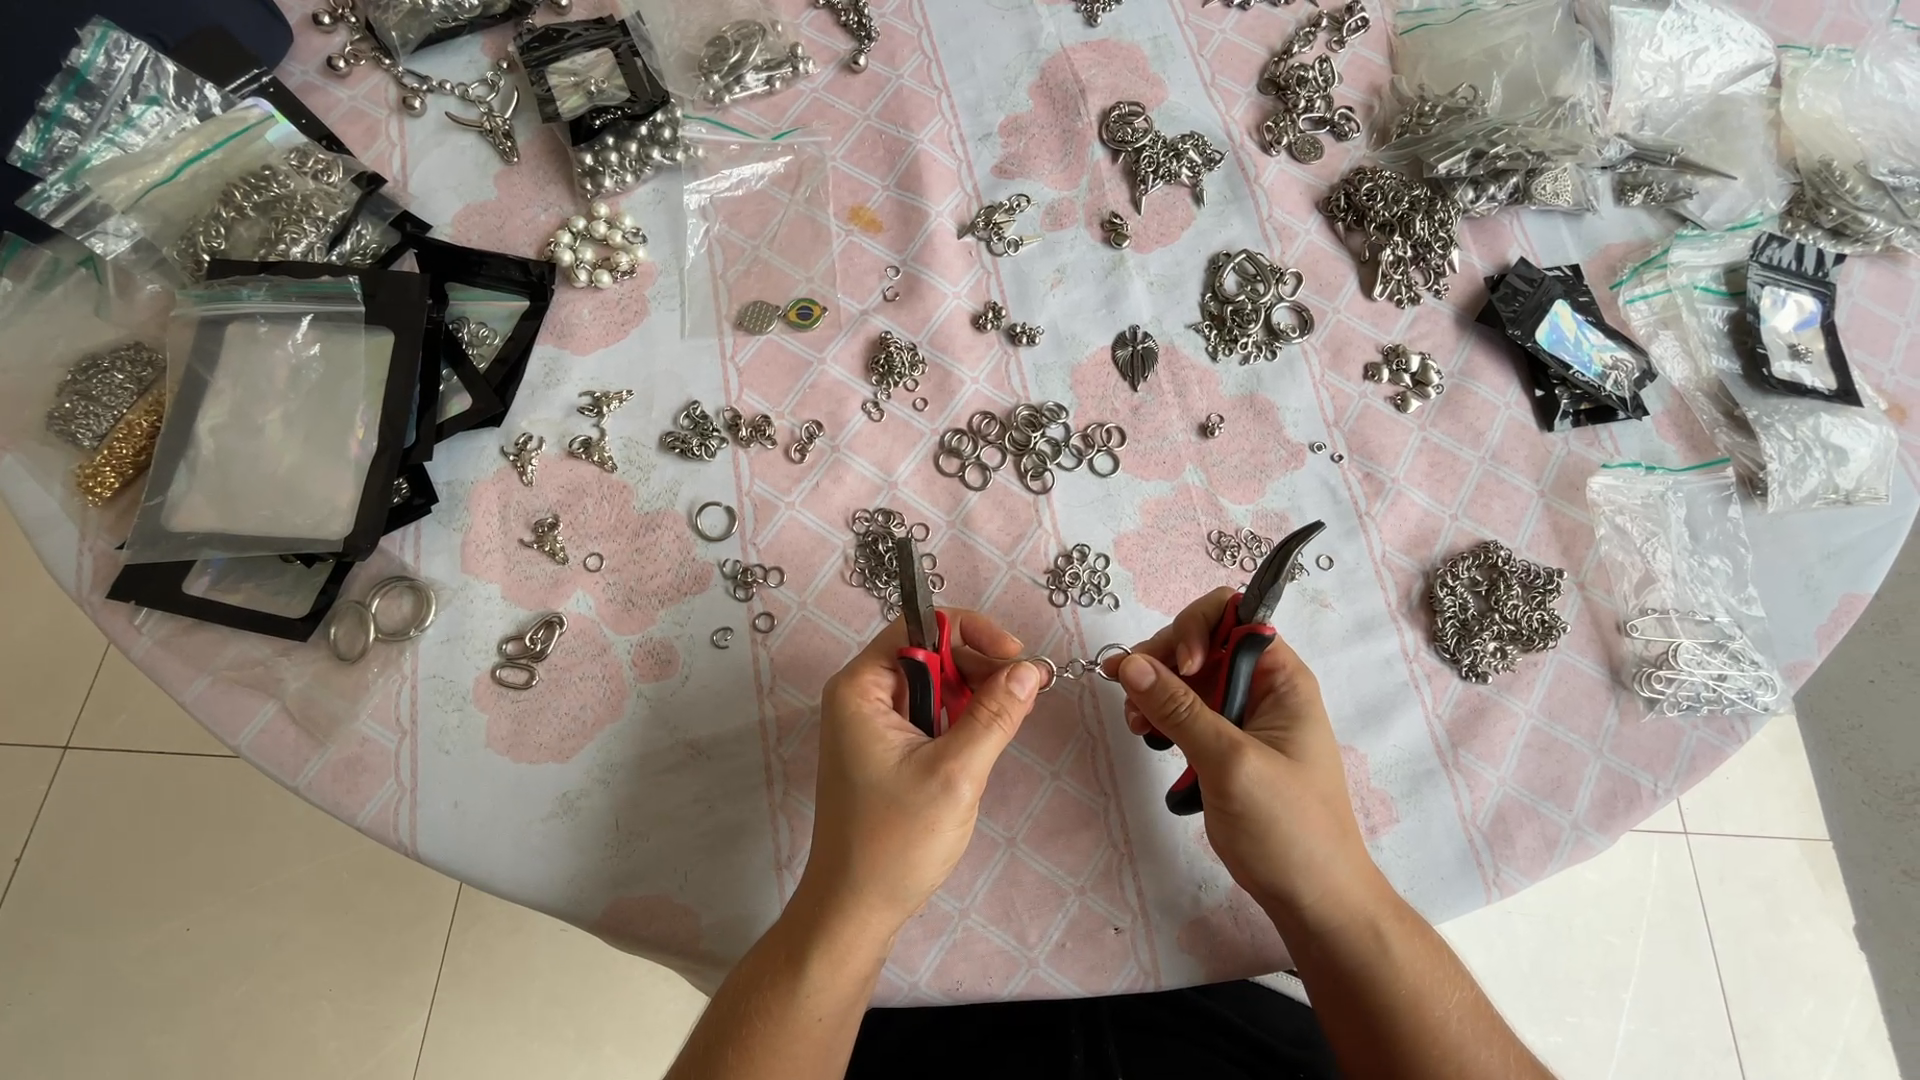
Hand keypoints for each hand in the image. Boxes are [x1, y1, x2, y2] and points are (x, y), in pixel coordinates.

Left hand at [799, 611, 1045, 936]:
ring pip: (934, 684)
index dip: (972, 632)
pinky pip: (929, 713)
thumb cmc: (896, 841)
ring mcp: (872, 723)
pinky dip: (960, 718)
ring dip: (973, 694)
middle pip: (930, 652)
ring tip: (1008, 720)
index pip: (921, 626)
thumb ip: (994, 715)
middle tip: (1024, 694)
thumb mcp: (956, 773)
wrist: (855, 908)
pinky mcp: (885, 748)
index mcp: (861, 688)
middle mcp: (862, 695)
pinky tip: (982, 740)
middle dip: (978, 666)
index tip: (1016, 658)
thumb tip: (1030, 670)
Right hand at [1109, 589, 1387, 932]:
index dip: (1197, 628)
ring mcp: (1241, 715)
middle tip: (1133, 699)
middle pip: (1199, 641)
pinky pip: (1183, 710)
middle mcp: (1260, 687)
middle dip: (1162, 661)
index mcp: (1281, 678)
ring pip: (1184, 676)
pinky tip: (1147, 737)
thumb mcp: (1230, 763)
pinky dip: (1159, 716)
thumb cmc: (1288, 829)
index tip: (1178, 667)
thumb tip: (1128, 662)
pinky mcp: (1222, 743)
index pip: (1233, 616)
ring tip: (1136, 726)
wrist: (1313, 900)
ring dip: (1153, 690)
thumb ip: (1179, 709)